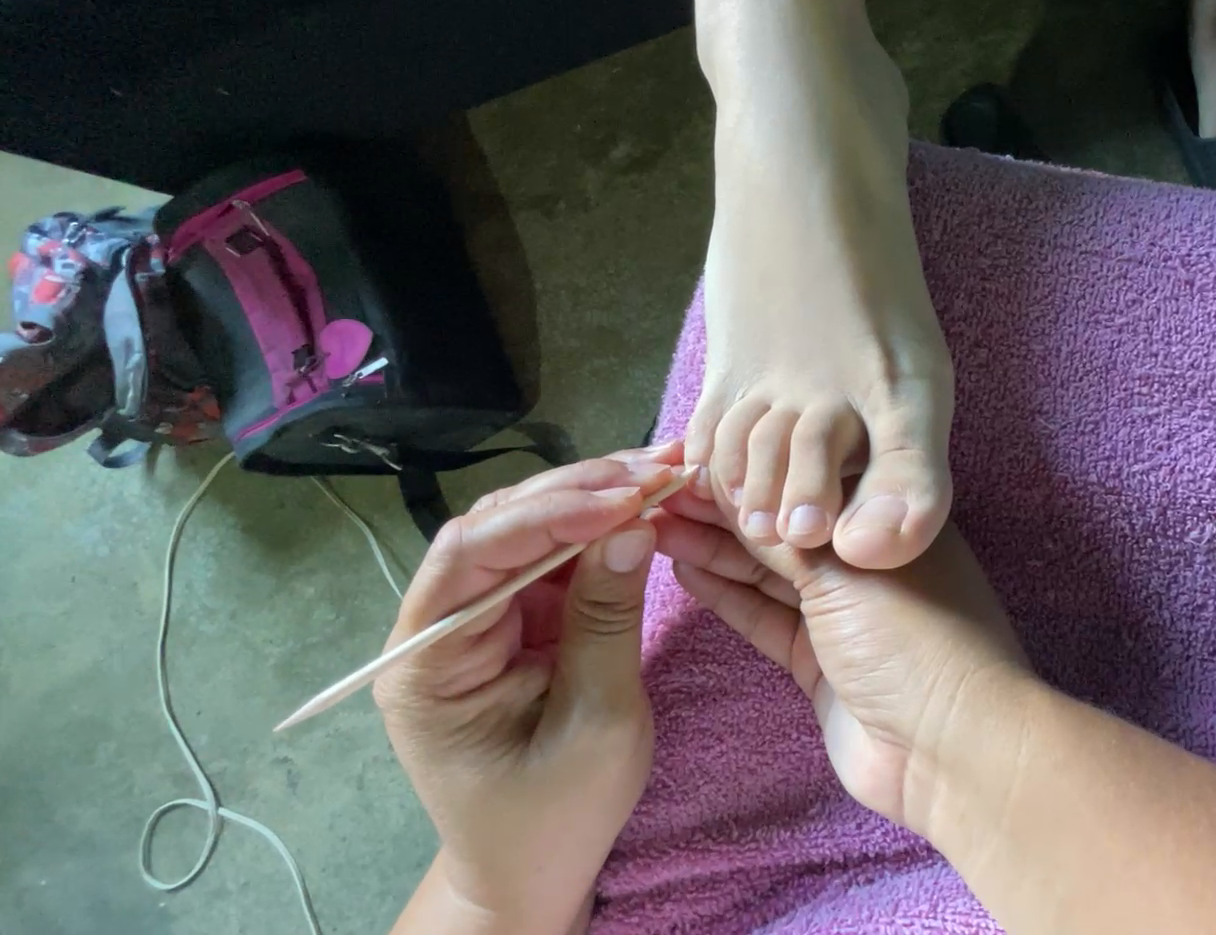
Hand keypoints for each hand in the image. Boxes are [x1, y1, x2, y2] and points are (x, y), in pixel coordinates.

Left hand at [376, 448, 676, 932]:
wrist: (535, 865)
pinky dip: (609, 520)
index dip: (552, 515)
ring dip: (601, 492)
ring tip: (667, 470)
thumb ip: (608, 619)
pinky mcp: (525, 613)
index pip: (474, 555)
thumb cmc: (556, 812)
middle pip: (504, 525)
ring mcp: (487, 613)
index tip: (630, 500)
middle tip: (664, 468)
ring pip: (535, 525)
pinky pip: (563, 549)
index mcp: (431, 660)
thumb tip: (635, 525)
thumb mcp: (595, 720)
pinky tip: (651, 500)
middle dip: (584, 489)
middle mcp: (447, 622)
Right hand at [652, 492, 1028, 832]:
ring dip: (716, 550)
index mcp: (885, 523)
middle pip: (784, 527)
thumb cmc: (913, 635)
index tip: (694, 460)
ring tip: (657, 526)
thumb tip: (729, 489)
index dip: (752, 471)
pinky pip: (766, 618)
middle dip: (724, 510)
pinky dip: (729, 596)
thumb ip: (783, 536)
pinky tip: (686, 569)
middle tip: (661, 493)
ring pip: (769, 573)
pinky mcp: (819, 660)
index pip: (808, 482)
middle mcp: (864, 560)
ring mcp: (842, 613)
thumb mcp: (845, 571)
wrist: (948, 748)